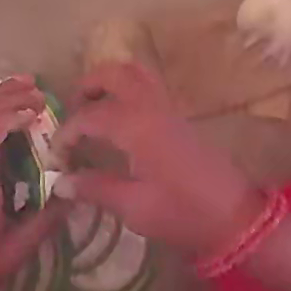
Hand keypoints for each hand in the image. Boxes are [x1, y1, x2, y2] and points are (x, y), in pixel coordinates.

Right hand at [53, 62, 264, 256]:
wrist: (234, 218)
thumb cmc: (182, 213)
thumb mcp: (134, 207)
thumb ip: (95, 188)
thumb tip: (61, 181)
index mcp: (136, 126)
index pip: (89, 117)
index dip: (66, 134)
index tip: (56, 158)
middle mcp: (150, 106)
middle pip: (113, 73)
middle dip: (86, 86)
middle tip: (72, 113)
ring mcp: (167, 107)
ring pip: (134, 72)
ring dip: (108, 81)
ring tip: (93, 108)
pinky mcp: (178, 116)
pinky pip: (147, 85)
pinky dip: (126, 88)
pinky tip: (119, 119)